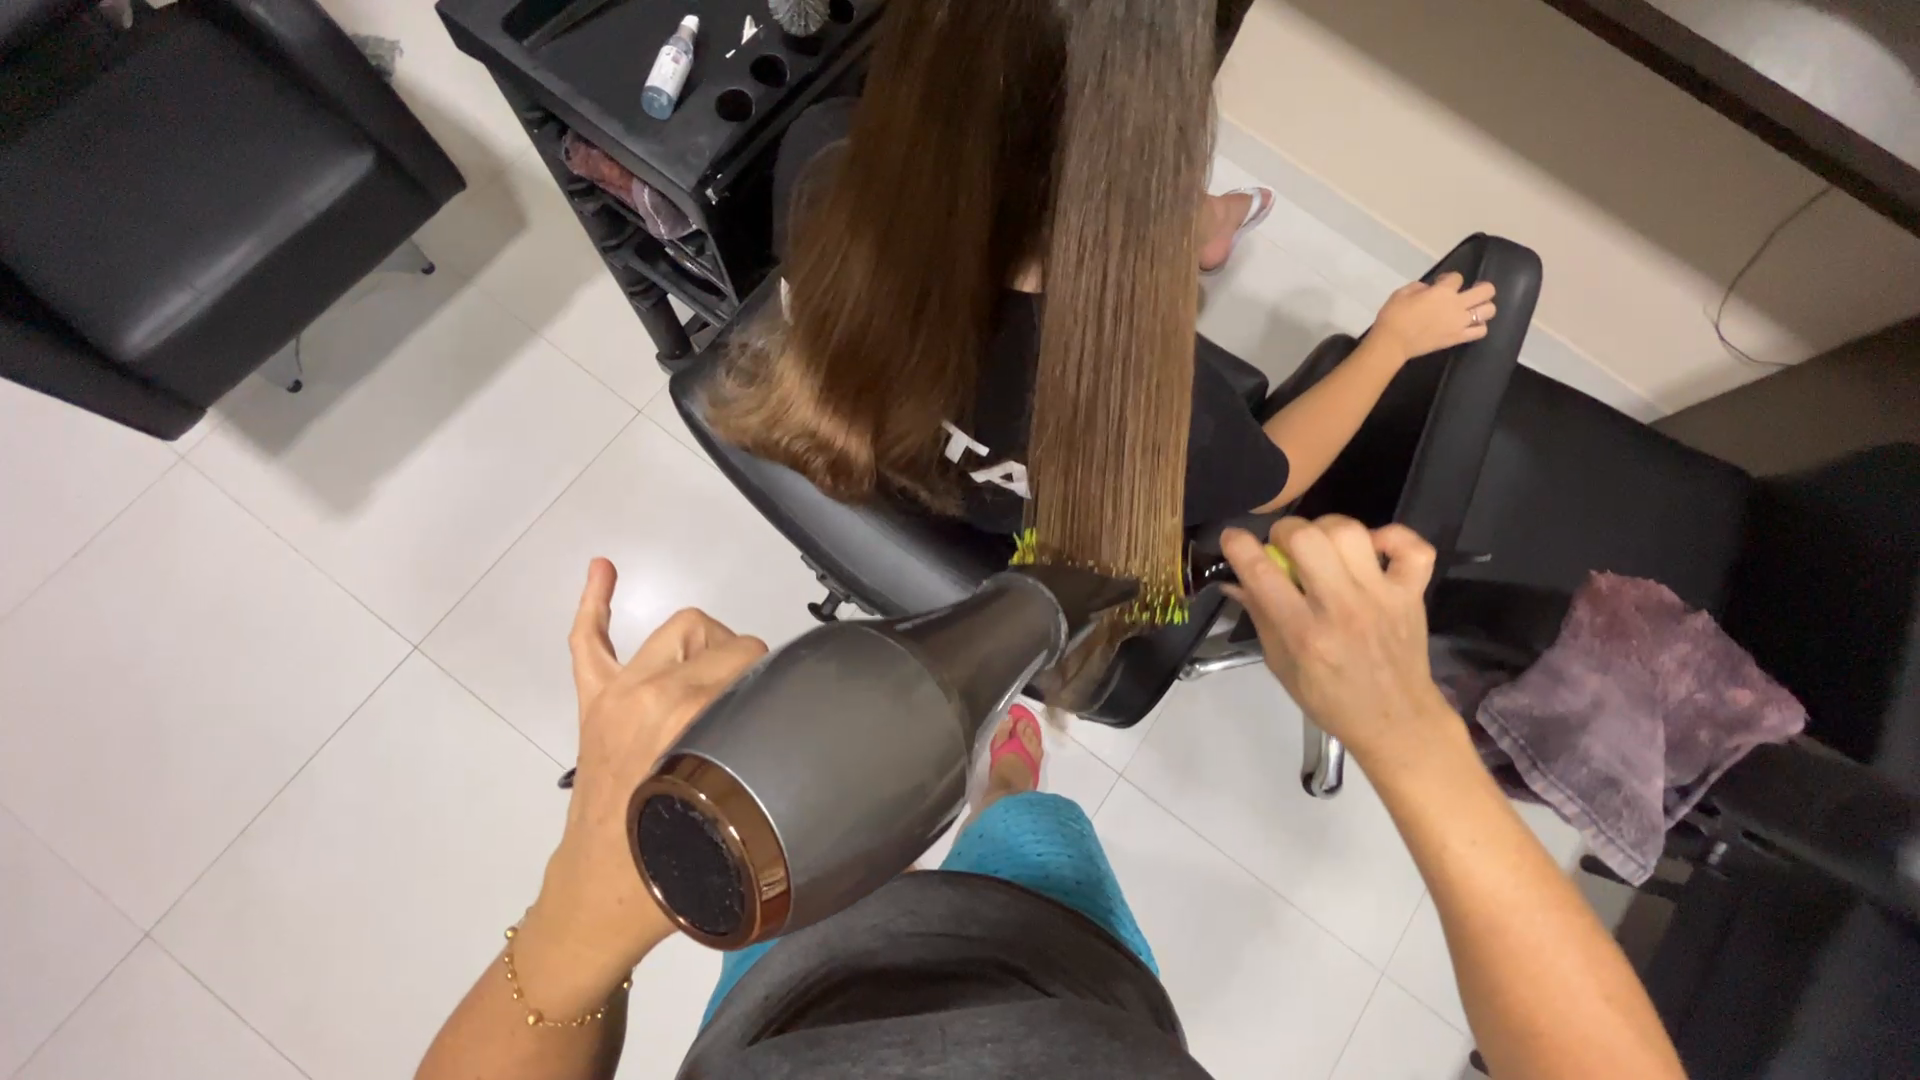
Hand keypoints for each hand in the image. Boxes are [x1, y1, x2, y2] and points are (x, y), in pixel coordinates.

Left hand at [519, 560, 766, 1010]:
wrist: (597, 901)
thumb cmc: (673, 868)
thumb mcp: (739, 810)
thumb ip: (764, 752)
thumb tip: (799, 718)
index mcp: (683, 714)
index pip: (746, 657)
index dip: (771, 676)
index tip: (780, 703)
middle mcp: (645, 692)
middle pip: (714, 637)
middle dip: (742, 659)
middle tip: (749, 701)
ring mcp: (613, 694)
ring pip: (672, 630)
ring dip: (702, 641)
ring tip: (716, 672)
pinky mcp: (591, 704)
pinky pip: (589, 642)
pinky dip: (596, 606)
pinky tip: (604, 570)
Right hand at [1221, 517, 1454, 767]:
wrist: (1397, 722)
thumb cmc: (1330, 698)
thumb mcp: (1280, 664)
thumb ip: (1260, 616)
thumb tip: (1234, 579)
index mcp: (1303, 633)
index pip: (1261, 573)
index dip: (1237, 545)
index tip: (1232, 538)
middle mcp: (1341, 609)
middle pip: (1306, 538)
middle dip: (1283, 531)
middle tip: (1283, 548)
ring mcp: (1381, 597)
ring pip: (1350, 532)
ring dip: (1325, 529)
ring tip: (1322, 547)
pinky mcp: (1412, 594)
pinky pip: (1410, 546)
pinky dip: (1391, 537)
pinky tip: (1372, 549)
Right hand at [1370, 271, 1496, 361]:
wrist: (1391, 343)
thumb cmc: (1393, 317)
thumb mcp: (1401, 293)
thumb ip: (1418, 287)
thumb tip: (1428, 289)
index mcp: (1442, 291)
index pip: (1457, 277)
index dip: (1449, 278)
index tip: (1440, 283)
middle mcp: (1457, 304)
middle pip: (1487, 290)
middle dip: (1480, 288)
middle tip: (1469, 293)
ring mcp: (1460, 322)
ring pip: (1489, 310)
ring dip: (1483, 308)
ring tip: (1472, 310)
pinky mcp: (1458, 338)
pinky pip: (1480, 331)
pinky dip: (1479, 327)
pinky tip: (1470, 325)